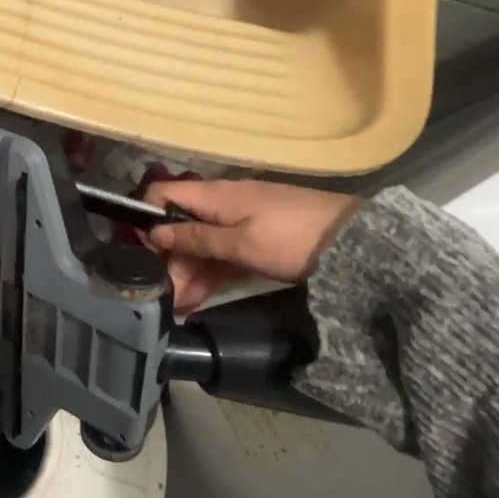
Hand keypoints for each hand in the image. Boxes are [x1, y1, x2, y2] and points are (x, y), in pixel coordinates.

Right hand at [144, 179, 359, 311]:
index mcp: (213, 196)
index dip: (147, 216)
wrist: (354, 243)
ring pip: (202, 242)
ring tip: (179, 304)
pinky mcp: (257, 238)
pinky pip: (223, 252)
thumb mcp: (239, 243)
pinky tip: (199, 297)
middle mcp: (222, 203)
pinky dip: (211, 271)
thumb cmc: (290, 238)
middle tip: (163, 291)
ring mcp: (241, 221)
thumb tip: (154, 230)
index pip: (162, 193)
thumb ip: (195, 237)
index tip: (144, 249)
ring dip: (188, 270)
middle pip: (181, 224)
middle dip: (168, 256)